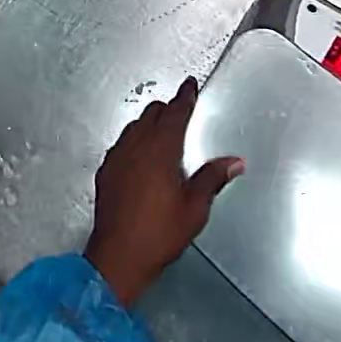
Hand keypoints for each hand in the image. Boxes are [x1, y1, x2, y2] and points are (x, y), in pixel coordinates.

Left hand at [84, 78, 243, 304]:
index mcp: (160, 150)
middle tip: (180, 107)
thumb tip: (234, 162)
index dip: (184, 97)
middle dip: (168, 108)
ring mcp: (117, 157)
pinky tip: (139, 153)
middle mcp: (135, 147)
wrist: (118, 256)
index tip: (189, 85)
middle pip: (152, 114)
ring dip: (149, 122)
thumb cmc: (159, 234)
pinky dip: (134, 140)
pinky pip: (121, 144)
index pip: (174, 113)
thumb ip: (213, 178)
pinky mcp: (106, 170)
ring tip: (162, 128)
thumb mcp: (195, 208)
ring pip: (134, 127)